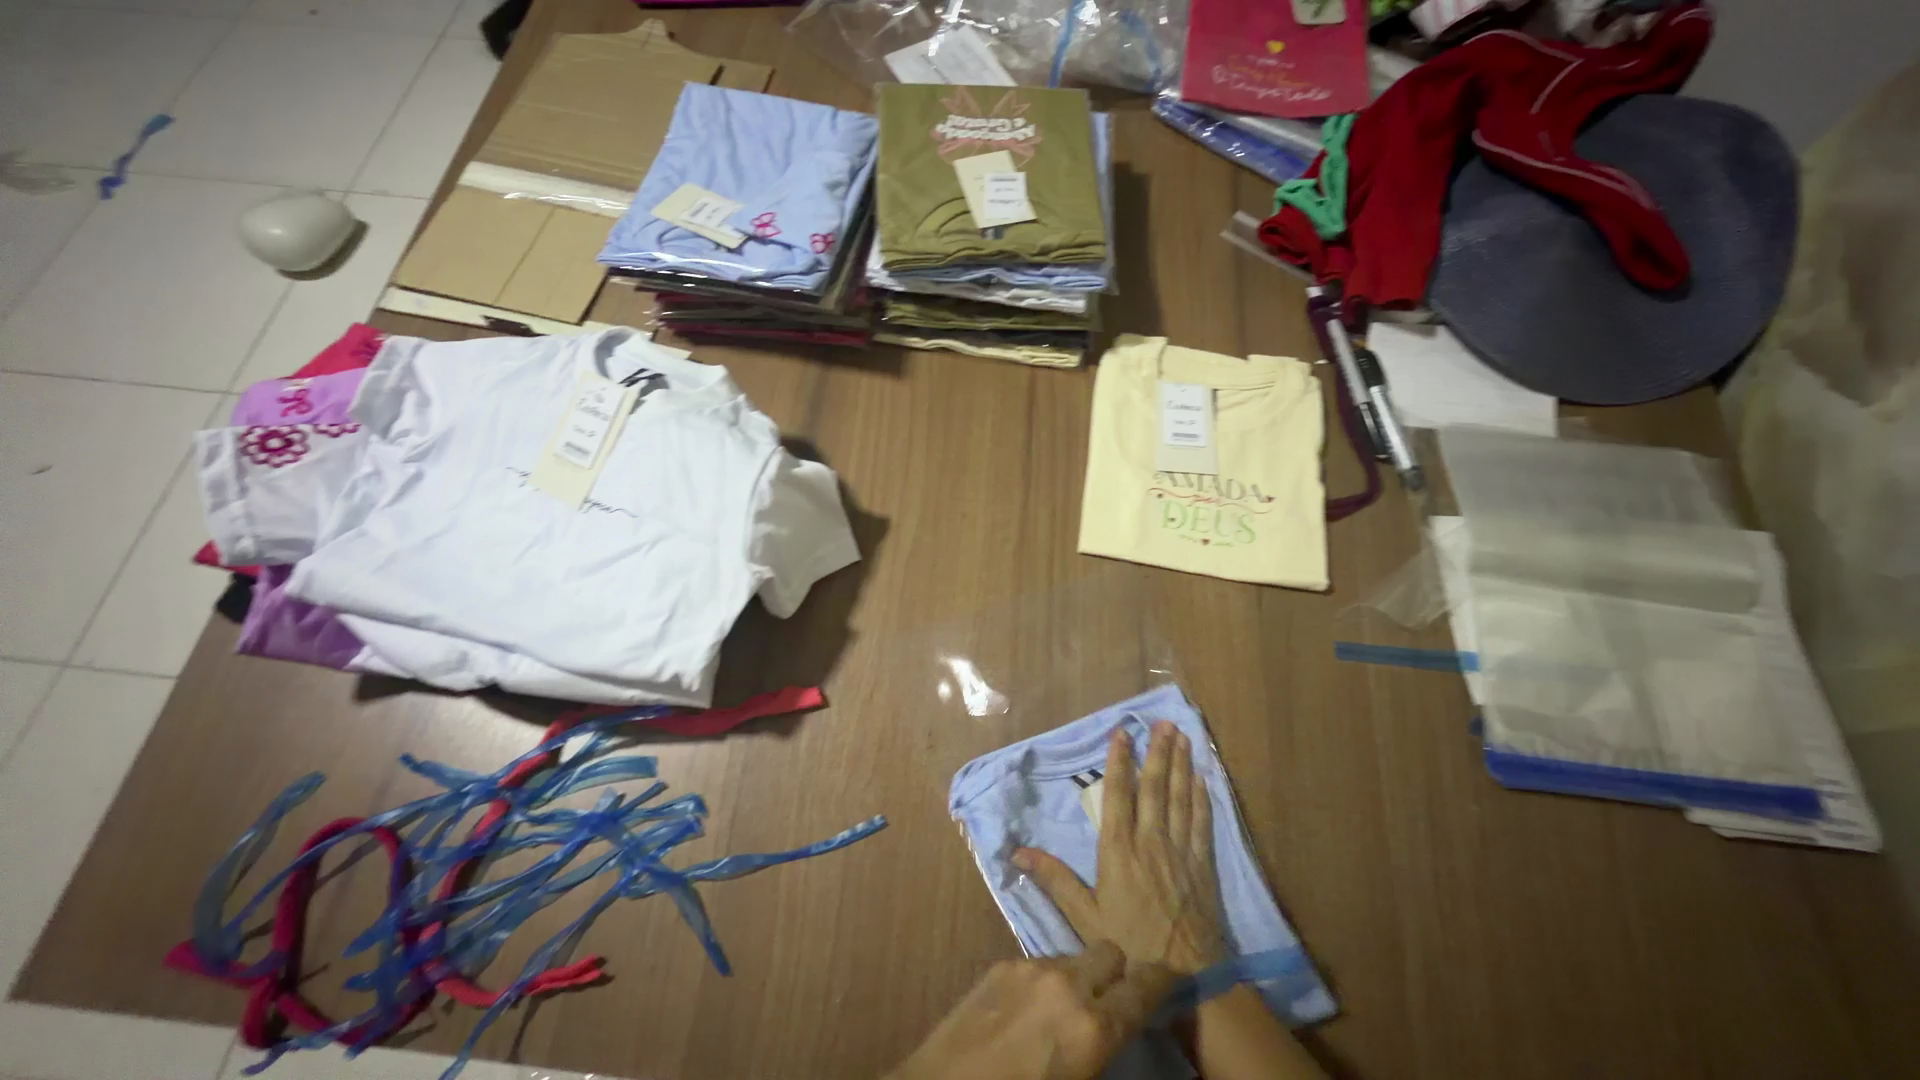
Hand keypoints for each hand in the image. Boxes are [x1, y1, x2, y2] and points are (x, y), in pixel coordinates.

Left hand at [884, 941, 1174, 1079]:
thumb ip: (1105, 1052)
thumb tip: (1119, 1031)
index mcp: (1093, 1027)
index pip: (1146, 987)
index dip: (1164, 981)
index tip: (1171, 981)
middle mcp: (1066, 985)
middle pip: (1111, 953)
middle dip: (1118, 974)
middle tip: (1111, 1003)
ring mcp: (1028, 969)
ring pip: (1073, 957)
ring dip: (1080, 978)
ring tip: (1063, 1013)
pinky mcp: (998, 965)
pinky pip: (1040, 964)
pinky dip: (1047, 982)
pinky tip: (1029, 1013)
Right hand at [1015, 722, 1224, 976]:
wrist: (1186, 975)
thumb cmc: (1128, 946)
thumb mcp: (1084, 917)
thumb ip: (1054, 880)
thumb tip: (1018, 852)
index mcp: (1119, 851)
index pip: (1118, 796)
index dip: (1120, 762)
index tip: (1122, 733)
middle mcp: (1151, 842)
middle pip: (1154, 788)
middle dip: (1157, 752)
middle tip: (1162, 723)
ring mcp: (1181, 851)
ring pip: (1180, 798)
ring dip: (1181, 765)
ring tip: (1182, 736)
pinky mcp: (1203, 864)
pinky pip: (1203, 822)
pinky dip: (1202, 797)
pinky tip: (1203, 778)